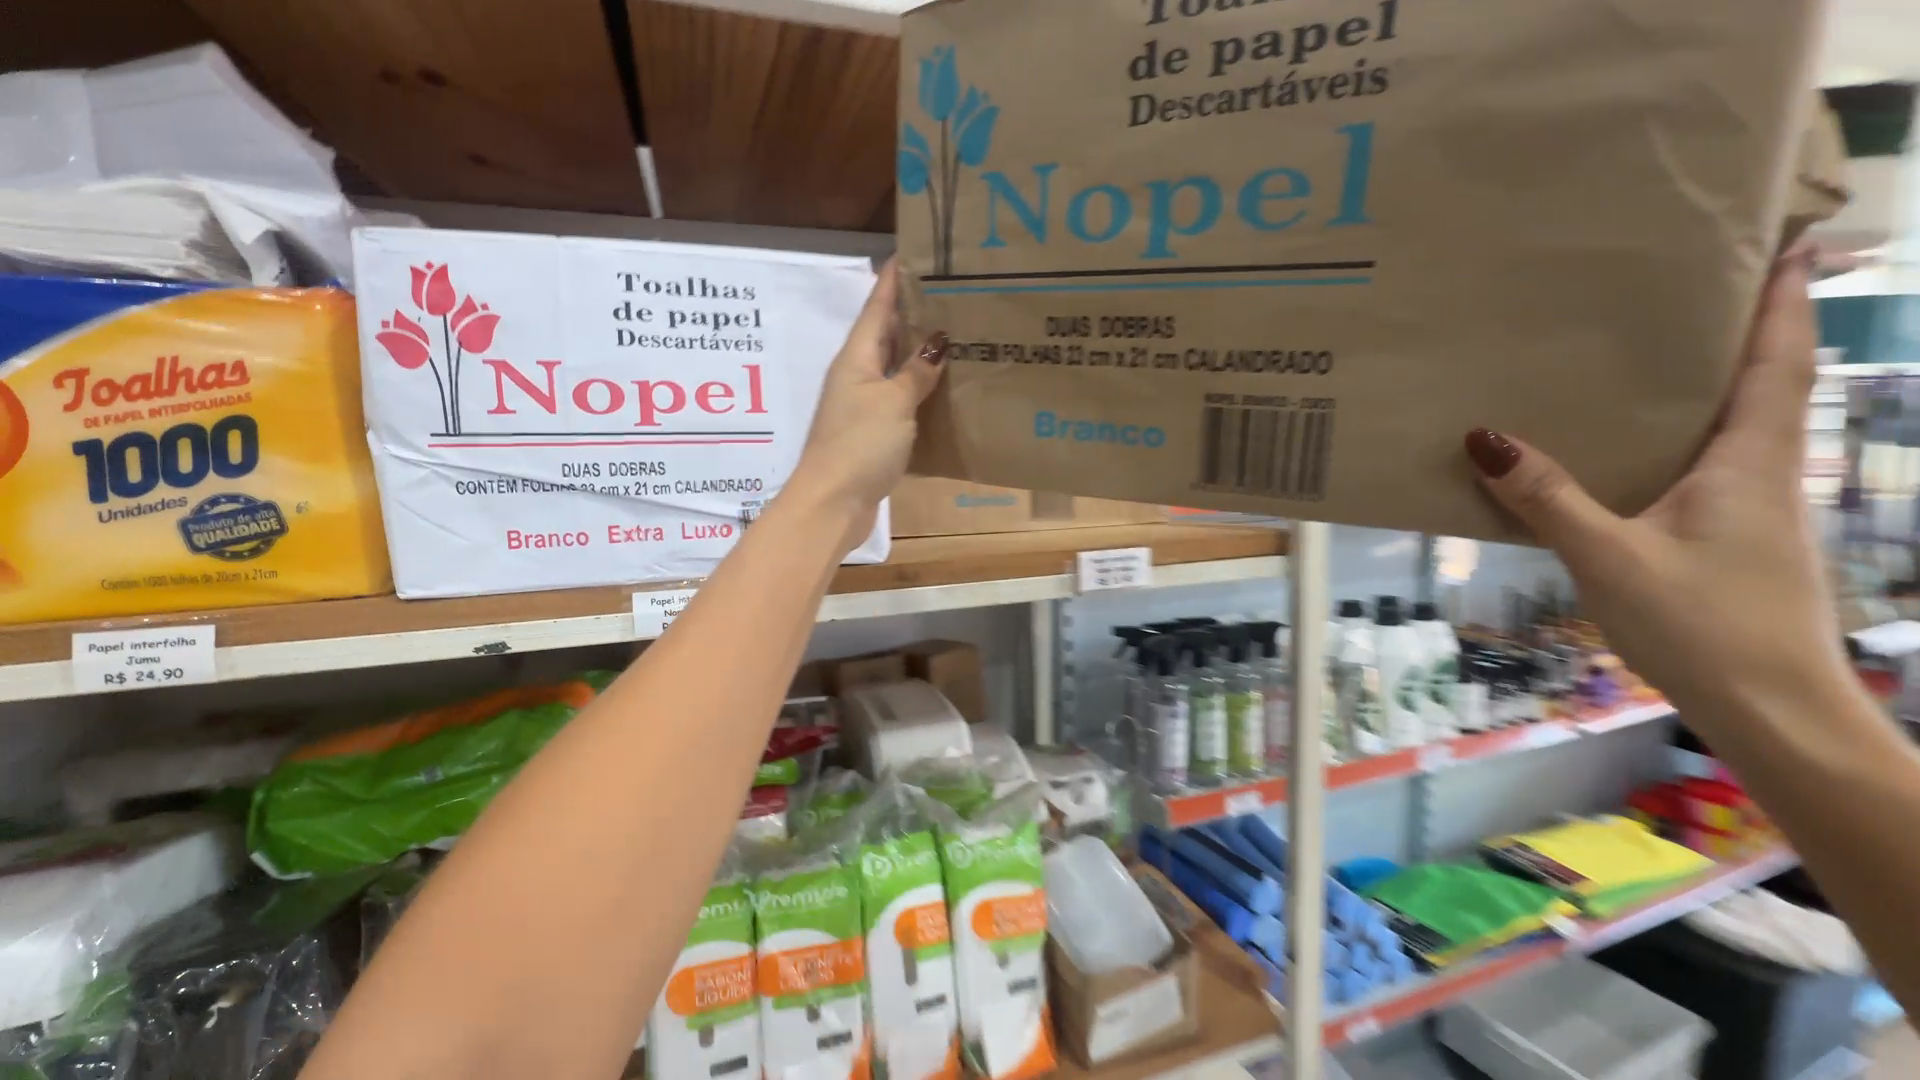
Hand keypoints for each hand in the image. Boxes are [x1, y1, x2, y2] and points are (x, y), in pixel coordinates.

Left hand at [785, 261, 947, 552]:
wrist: (834, 503)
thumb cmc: (860, 444)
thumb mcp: (893, 401)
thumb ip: (916, 370)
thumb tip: (938, 340)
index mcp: (857, 357)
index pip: (877, 306)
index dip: (894, 279)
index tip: (913, 252)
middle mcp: (858, 375)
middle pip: (886, 334)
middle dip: (913, 312)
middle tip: (951, 291)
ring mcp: (864, 406)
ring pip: (896, 367)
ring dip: (920, 352)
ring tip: (958, 332)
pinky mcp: (874, 434)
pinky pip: (901, 399)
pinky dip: (922, 389)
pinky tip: (947, 388)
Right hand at [1464, 248, 1851, 728]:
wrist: (1775, 712)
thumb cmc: (1704, 624)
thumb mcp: (1610, 558)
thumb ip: (1549, 499)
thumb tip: (1484, 438)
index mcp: (1750, 461)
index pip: (1778, 361)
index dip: (1781, 301)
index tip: (1787, 242)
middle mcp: (1764, 473)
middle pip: (1765, 384)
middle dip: (1745, 330)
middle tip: (1696, 287)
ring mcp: (1756, 511)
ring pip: (1739, 427)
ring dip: (1713, 385)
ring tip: (1657, 358)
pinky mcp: (1737, 543)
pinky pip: (1712, 468)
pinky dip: (1686, 439)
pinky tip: (1638, 453)